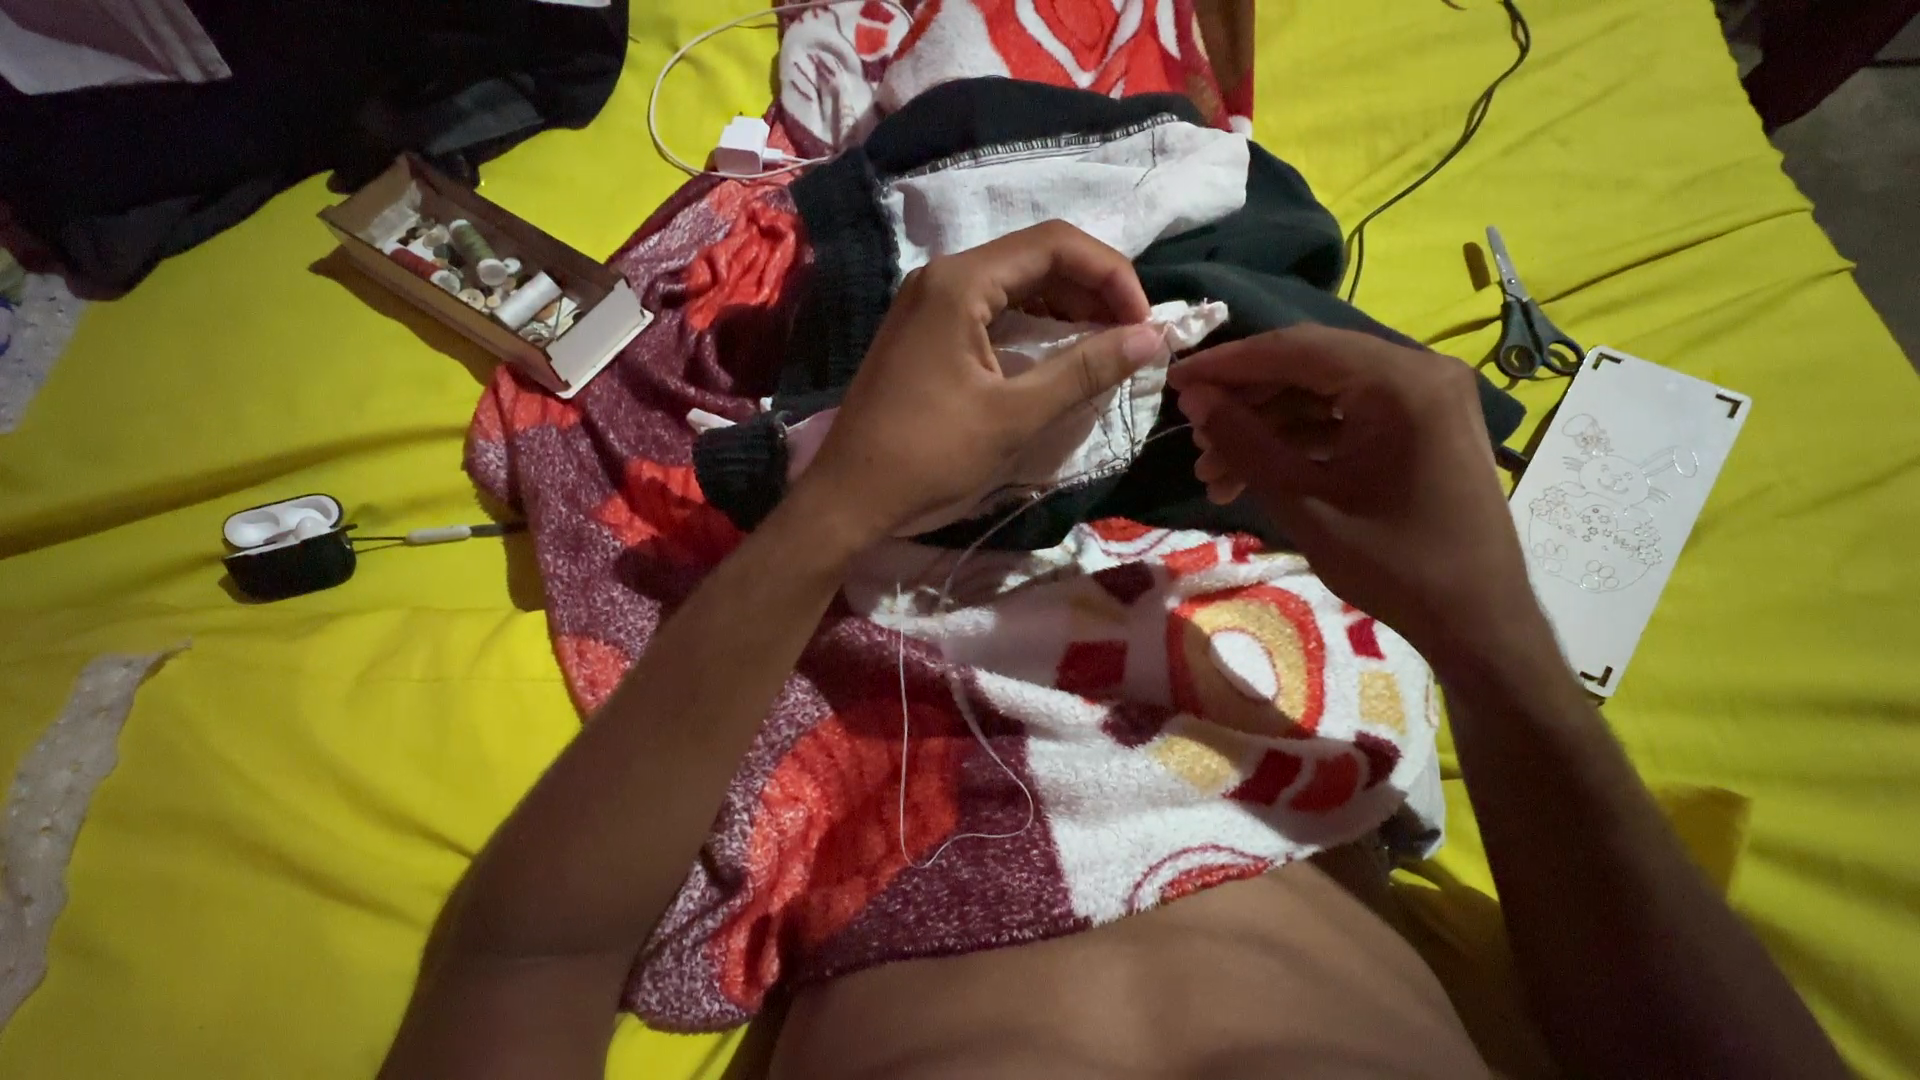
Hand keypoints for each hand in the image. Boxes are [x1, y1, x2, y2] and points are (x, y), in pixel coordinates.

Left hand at [790, 221, 1169, 548]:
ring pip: (1015, 283)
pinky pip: (991, 309)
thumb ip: (1085, 369)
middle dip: (1091, 290)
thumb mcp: (1015, 415)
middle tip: (1129, 336)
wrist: (849, 497)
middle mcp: (942, 276)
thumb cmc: (929, 456)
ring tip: (1102, 345)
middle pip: (1036, 257)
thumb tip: (1153, 338)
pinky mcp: (925, 331)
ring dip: (1065, 307)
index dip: (1111, 275)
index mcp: (960, 281)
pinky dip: (1032, 325)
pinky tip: (1056, 354)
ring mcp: (928, 302)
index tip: (1143, 324)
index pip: (1055, 244)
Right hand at [1168, 325, 1540, 654]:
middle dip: (1244, 403)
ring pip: (1320, 395)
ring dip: (1265, 428)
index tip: (1174, 381)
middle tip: (1195, 441)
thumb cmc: (1395, 565)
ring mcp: (1422, 397)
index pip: (1295, 349)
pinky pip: (1344, 417)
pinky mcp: (1418, 425)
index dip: (1227, 364)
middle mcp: (1417, 372)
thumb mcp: (1305, 503)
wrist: (1477, 620)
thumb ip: (1246, 443)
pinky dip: (1298, 441)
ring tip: (1215, 474)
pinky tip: (1253, 476)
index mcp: (1400, 382)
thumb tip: (1195, 399)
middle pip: (1307, 366)